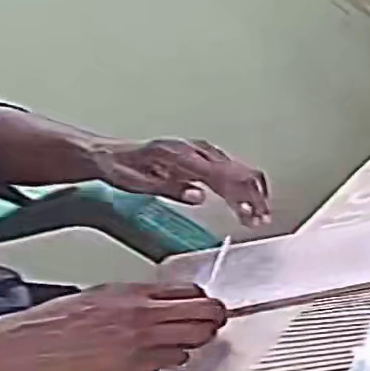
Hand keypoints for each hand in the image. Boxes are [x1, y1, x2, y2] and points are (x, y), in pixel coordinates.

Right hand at [0, 284, 227, 370]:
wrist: (1, 356)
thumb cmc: (32, 331)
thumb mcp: (87, 301)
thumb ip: (128, 301)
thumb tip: (157, 305)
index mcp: (126, 293)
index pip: (189, 289)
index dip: (201, 299)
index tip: (203, 306)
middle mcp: (140, 311)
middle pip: (207, 309)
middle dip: (215, 316)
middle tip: (212, 322)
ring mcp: (141, 336)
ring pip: (201, 333)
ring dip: (201, 338)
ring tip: (191, 340)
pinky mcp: (135, 360)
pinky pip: (177, 357)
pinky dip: (176, 358)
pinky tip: (165, 358)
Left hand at [94, 138, 270, 226]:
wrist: (108, 154)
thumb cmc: (120, 167)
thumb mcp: (134, 181)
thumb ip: (168, 189)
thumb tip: (199, 197)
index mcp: (181, 154)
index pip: (224, 175)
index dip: (241, 197)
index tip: (250, 215)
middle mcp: (199, 150)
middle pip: (241, 174)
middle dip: (256, 199)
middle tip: (261, 219)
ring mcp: (208, 153)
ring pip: (246, 173)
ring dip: (257, 196)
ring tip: (261, 215)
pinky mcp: (213, 158)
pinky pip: (241, 171)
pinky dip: (252, 188)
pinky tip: (254, 201)